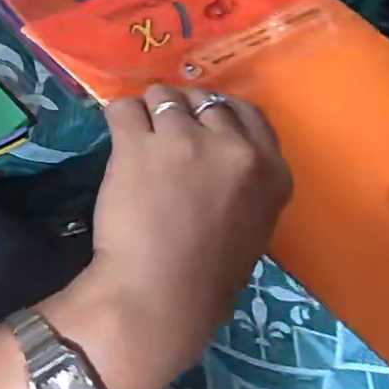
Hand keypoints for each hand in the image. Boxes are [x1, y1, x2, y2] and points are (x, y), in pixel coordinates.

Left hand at [76, 86, 291, 372]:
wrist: (161, 292)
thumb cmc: (205, 273)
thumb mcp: (251, 223)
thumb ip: (242, 180)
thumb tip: (212, 148)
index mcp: (272, 171)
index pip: (246, 112)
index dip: (214, 112)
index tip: (195, 124)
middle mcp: (233, 147)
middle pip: (203, 98)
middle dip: (180, 110)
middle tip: (161, 132)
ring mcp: (185, 141)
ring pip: (162, 96)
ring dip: (148, 111)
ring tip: (136, 134)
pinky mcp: (139, 145)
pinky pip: (123, 107)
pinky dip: (118, 115)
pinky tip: (116, 133)